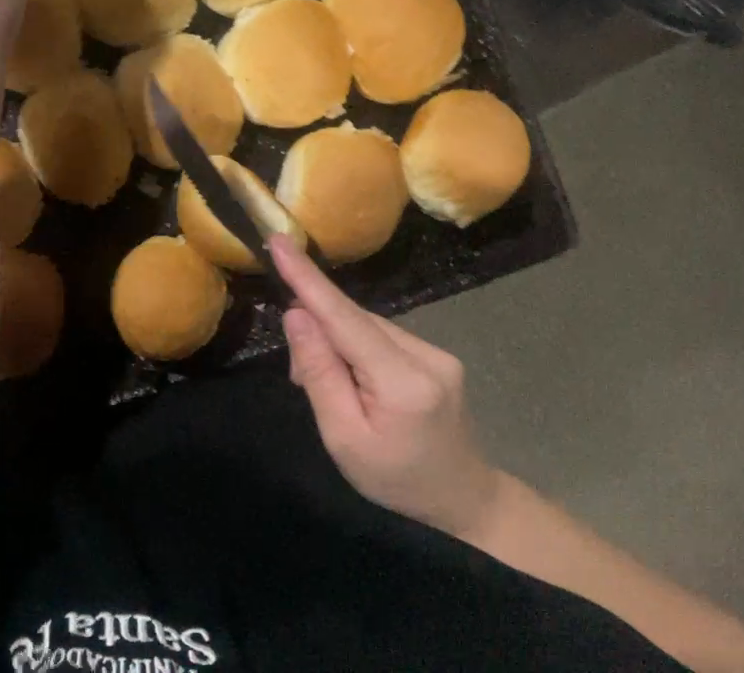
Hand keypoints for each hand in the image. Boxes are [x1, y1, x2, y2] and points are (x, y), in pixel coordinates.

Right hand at [270, 234, 504, 538]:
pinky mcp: (437, 357)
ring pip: (365, 327)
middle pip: (352, 321)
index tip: (280, 241)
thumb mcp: (343, 436)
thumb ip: (319, 373)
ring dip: (335, 343)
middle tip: (295, 377)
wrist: (463, 501)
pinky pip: (380, 337)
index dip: (308, 280)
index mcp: (403, 381)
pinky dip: (355, 349)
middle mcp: (427, 356)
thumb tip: (296, 315)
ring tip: (329, 389)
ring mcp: (437, 354)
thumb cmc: (394, 479)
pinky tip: (353, 381)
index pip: (344, 318)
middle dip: (315, 331)